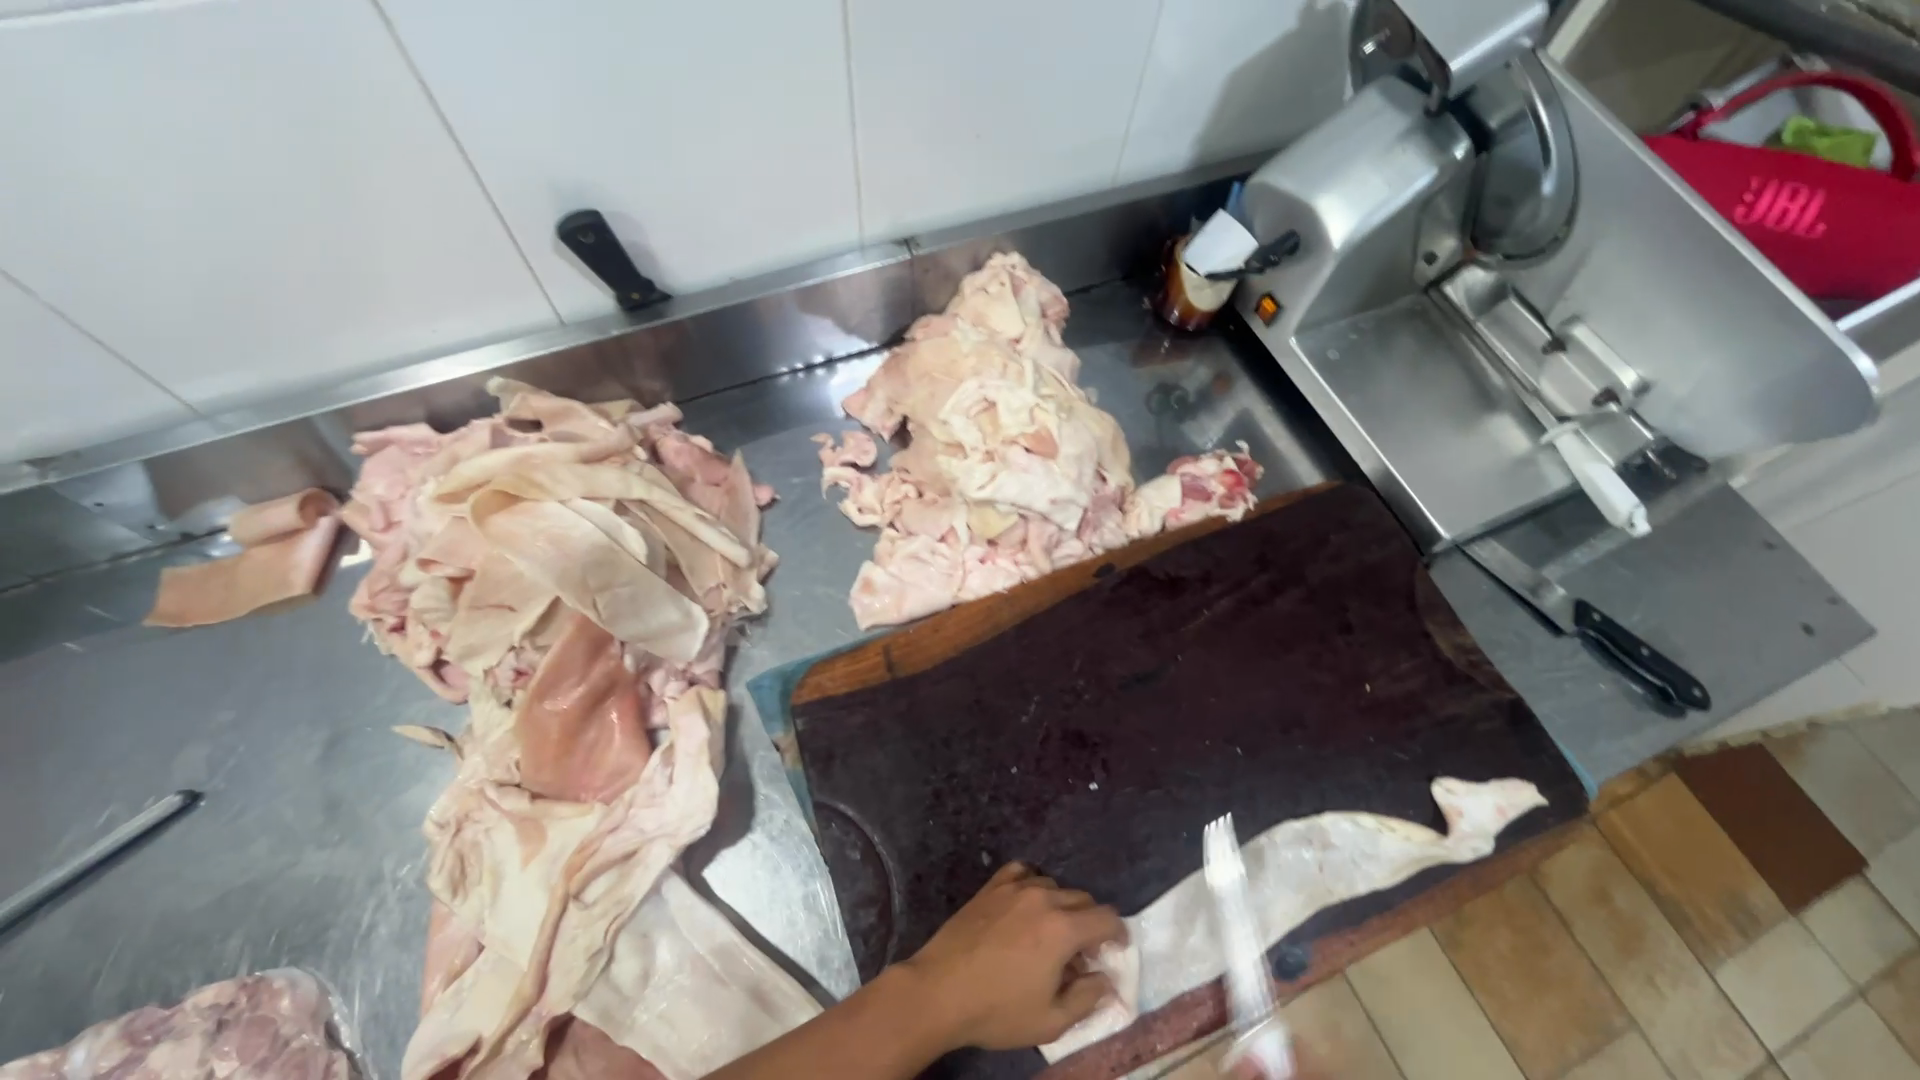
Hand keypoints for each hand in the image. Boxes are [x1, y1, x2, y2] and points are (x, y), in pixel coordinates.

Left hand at [899, 862, 1127, 1051]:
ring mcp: (1013, 889)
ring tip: (1051, 934)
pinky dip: (1032, 884)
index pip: (1107, 917)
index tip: (1114, 951)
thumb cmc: (997, 1011)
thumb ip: (1087, 998)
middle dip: (1090, 924)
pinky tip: (1026, 904)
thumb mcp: (1050, 1021)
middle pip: (1083, 899)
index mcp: (1063, 929)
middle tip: (1080, 954)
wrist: (939, 992)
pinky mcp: (989, 888)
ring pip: (1053, 886)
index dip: (1118, 934)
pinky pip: (1021, 872)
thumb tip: (1105, 979)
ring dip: (1062, 907)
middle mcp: (1043, 899)